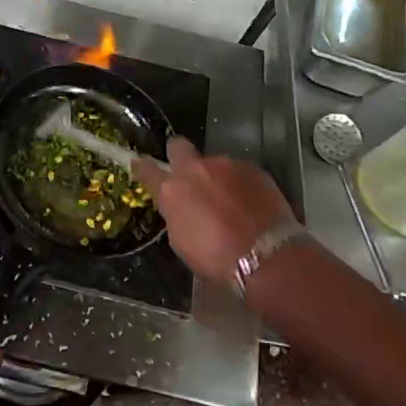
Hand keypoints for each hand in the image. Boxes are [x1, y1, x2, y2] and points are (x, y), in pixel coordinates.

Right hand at [133, 137, 297, 284]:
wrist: (266, 255)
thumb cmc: (215, 258)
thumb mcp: (181, 241)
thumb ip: (177, 213)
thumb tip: (181, 205)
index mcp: (172, 190)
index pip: (148, 170)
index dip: (143, 168)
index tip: (139, 164)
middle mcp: (197, 169)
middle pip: (180, 147)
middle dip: (179, 155)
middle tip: (187, 173)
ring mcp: (228, 165)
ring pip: (214, 164)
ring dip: (216, 177)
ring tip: (229, 202)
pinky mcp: (255, 169)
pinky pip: (239, 173)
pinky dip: (239, 185)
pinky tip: (248, 204)